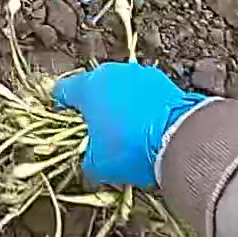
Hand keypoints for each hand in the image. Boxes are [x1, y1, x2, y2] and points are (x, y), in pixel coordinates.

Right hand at [53, 62, 208, 188]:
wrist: (177, 136)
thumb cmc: (128, 147)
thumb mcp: (97, 164)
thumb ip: (85, 157)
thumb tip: (89, 159)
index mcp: (88, 87)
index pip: (63, 90)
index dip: (60, 106)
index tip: (62, 119)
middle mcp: (111, 72)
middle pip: (93, 87)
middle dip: (92, 106)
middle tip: (95, 130)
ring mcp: (137, 72)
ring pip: (118, 87)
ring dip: (118, 103)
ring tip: (124, 130)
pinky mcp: (160, 78)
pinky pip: (141, 91)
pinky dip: (140, 104)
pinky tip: (145, 125)